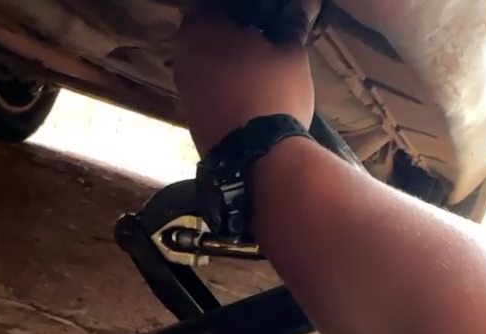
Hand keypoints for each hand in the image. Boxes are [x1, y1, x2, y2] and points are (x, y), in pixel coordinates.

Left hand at [172, 0, 315, 154]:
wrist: (258, 165)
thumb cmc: (273, 95)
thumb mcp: (291, 53)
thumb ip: (293, 23)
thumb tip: (304, 4)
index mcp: (199, 27)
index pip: (217, 2)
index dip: (245, 7)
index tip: (265, 14)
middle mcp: (182, 58)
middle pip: (209, 33)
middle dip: (235, 32)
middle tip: (265, 34)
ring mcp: (184, 94)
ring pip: (208, 65)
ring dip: (229, 62)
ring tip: (261, 64)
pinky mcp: (192, 124)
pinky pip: (210, 93)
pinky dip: (226, 88)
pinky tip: (250, 92)